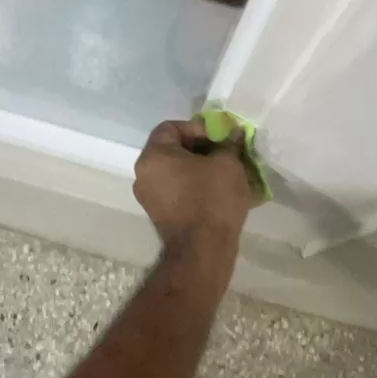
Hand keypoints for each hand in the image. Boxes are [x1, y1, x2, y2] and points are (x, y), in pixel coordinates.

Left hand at [132, 119, 253, 251]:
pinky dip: (192, 186)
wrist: (202, 250)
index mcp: (153, 156)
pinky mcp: (158, 215)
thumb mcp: (228, 164)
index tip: (220, 137)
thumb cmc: (212, 199)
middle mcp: (143, 174)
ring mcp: (148, 197)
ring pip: (174, 172)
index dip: (198, 128)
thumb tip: (233, 134)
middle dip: (200, 148)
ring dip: (197, 168)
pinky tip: (215, 191)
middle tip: (225, 152)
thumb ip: (228, 144)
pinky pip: (175, 191)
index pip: (171, 128)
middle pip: (171, 150)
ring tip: (223, 171)